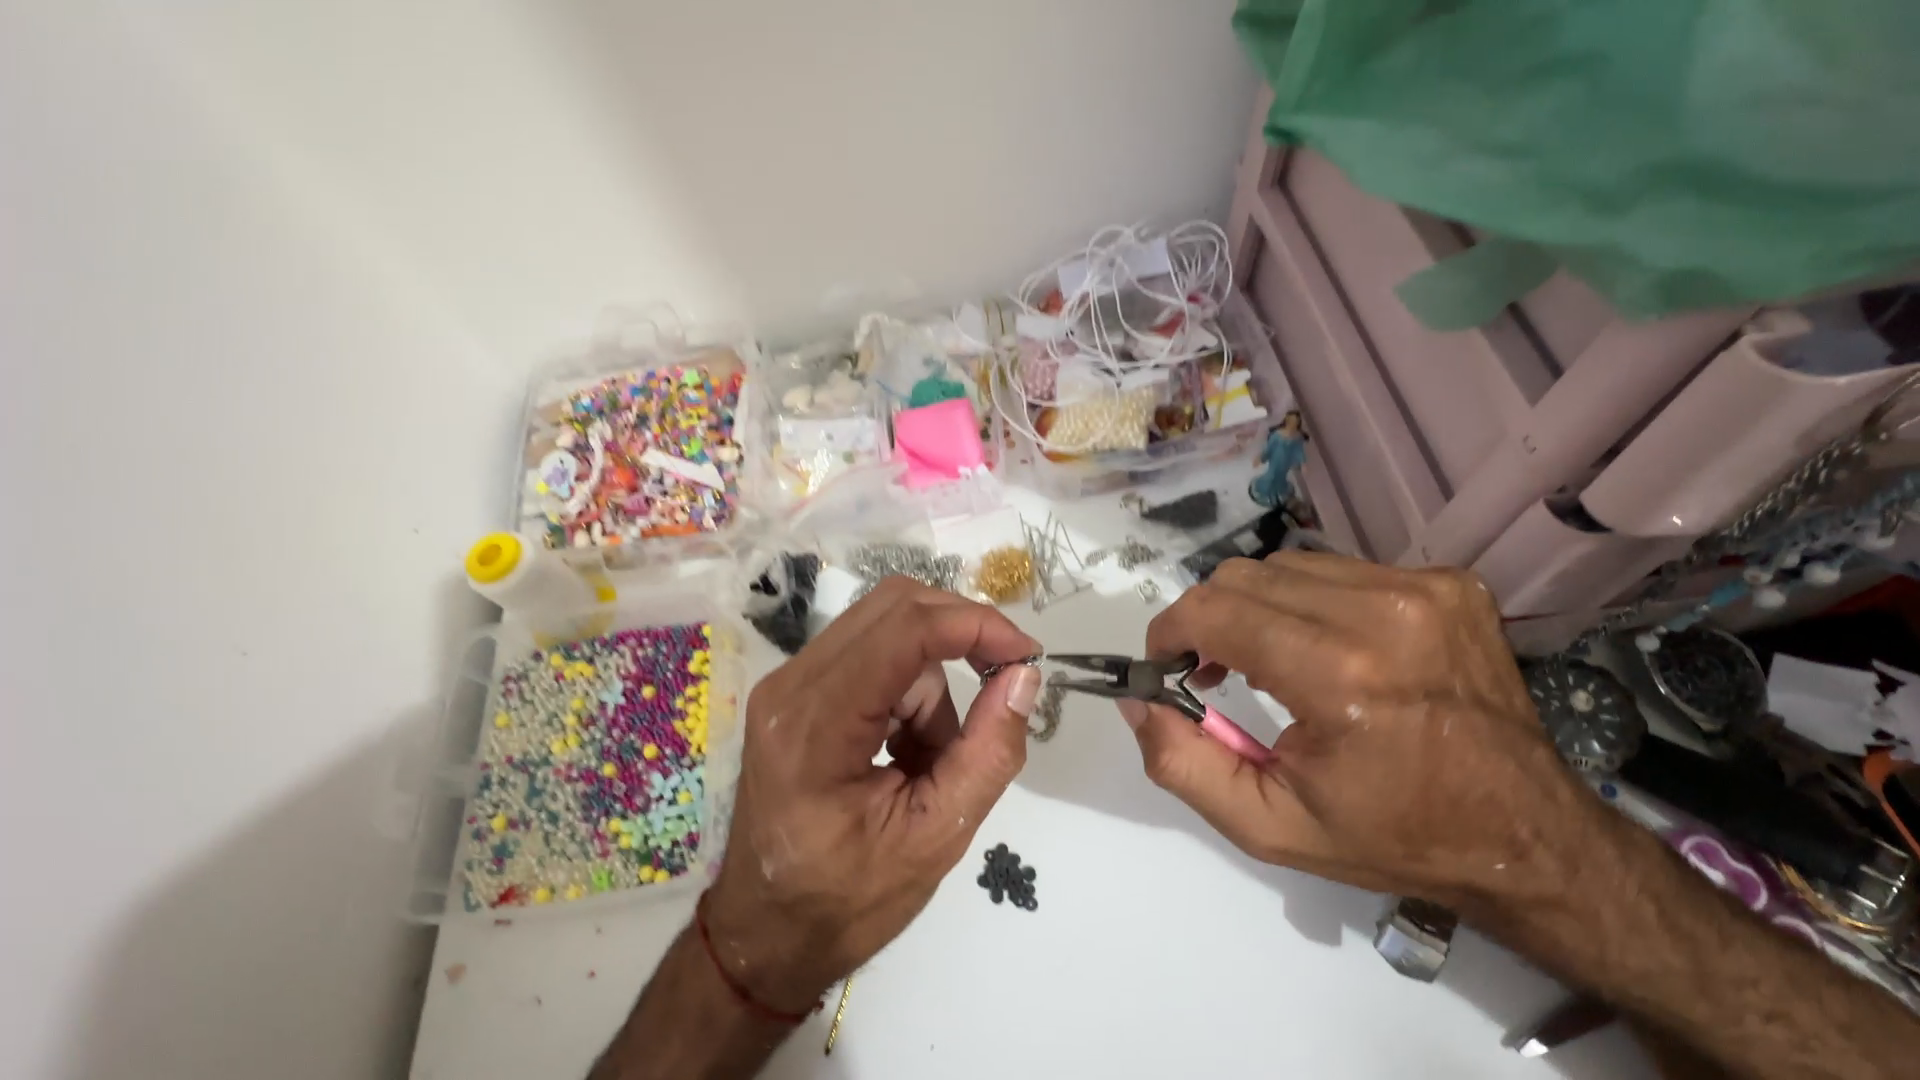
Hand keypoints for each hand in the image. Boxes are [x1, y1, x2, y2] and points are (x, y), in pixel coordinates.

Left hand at [702, 578, 1042, 1011]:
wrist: (764, 933)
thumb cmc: (846, 902)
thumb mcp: (936, 838)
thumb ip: (988, 753)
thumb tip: (1023, 675)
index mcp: (814, 726)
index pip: (903, 632)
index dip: (975, 625)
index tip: (1026, 655)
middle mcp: (791, 686)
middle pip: (893, 607)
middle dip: (959, 634)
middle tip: (1002, 683)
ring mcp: (786, 685)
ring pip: (886, 628)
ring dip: (931, 679)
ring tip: (928, 761)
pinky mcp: (793, 693)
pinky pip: (869, 654)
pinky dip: (908, 688)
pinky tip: (904, 751)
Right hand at [1121, 552, 1592, 912]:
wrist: (1525, 835)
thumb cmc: (1392, 836)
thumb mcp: (1268, 824)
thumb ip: (1183, 763)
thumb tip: (1138, 701)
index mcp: (1340, 675)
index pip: (1215, 611)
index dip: (1171, 631)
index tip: (1167, 665)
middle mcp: (1384, 611)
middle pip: (1244, 577)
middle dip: (1210, 619)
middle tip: (1212, 671)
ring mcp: (1425, 588)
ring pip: (1289, 567)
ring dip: (1259, 608)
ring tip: (1269, 660)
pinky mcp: (1450, 582)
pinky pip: (1341, 571)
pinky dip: (1311, 604)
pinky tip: (1327, 649)